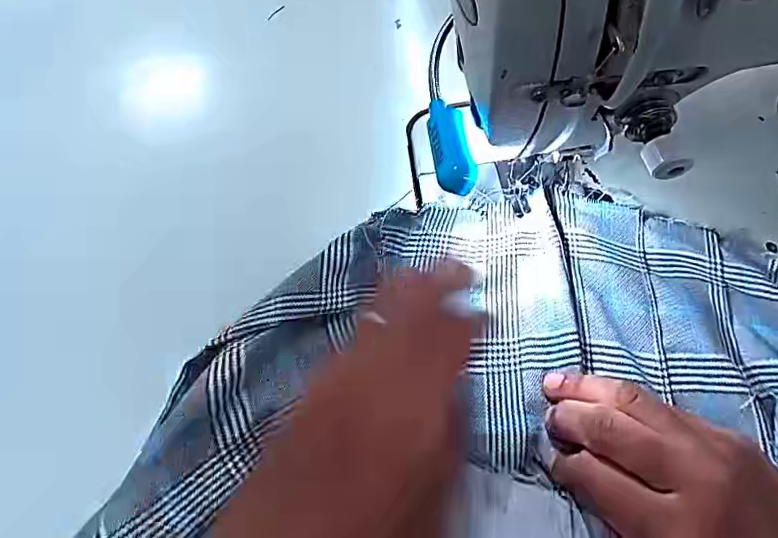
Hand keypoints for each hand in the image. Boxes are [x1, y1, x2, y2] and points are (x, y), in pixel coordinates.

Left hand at [212, 262, 480, 537]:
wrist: (290, 537)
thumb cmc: (376, 521)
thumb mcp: (436, 487)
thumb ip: (452, 431)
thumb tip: (460, 391)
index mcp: (415, 396)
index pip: (452, 337)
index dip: (473, 318)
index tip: (486, 311)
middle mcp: (377, 369)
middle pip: (412, 307)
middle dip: (438, 279)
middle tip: (458, 266)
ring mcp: (342, 368)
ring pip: (379, 309)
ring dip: (404, 286)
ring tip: (420, 271)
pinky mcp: (315, 378)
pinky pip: (353, 332)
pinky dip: (374, 312)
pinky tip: (380, 312)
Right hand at [543, 372, 777, 537]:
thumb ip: (627, 527)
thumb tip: (584, 480)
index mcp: (680, 529)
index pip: (600, 478)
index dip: (567, 466)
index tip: (551, 459)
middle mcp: (695, 477)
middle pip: (613, 430)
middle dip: (571, 417)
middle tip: (546, 414)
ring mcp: (717, 448)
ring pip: (637, 402)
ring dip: (592, 388)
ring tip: (558, 383)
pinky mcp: (733, 437)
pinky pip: (669, 407)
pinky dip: (632, 399)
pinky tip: (610, 394)